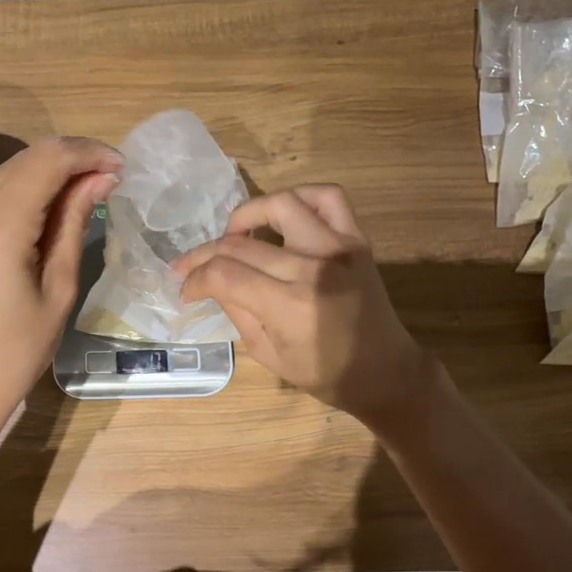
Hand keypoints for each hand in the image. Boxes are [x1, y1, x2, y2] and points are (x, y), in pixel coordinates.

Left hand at [0, 137, 122, 468]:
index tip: (117, 167)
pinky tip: (25, 228)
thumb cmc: (12, 356)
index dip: (88, 152)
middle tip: (102, 185)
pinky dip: (5, 203)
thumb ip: (73, 224)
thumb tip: (99, 179)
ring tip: (67, 209)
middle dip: (65, 166)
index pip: (48, 159)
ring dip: (35, 184)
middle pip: (21, 163)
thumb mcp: (57, 292)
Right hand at [174, 184, 422, 426]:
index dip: (195, 278)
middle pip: (242, 244)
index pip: (224, 274)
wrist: (385, 372)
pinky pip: (327, 198)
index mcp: (289, 306)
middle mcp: (313, 269)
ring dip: (249, 215)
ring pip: (281, 204)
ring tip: (236, 235)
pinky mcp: (356, 239)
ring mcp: (338, 248)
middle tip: (191, 267)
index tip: (186, 289)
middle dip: (205, 254)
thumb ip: (236, 311)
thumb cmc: (324, 373)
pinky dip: (299, 197)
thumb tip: (209, 283)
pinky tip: (281, 216)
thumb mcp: (268, 354)